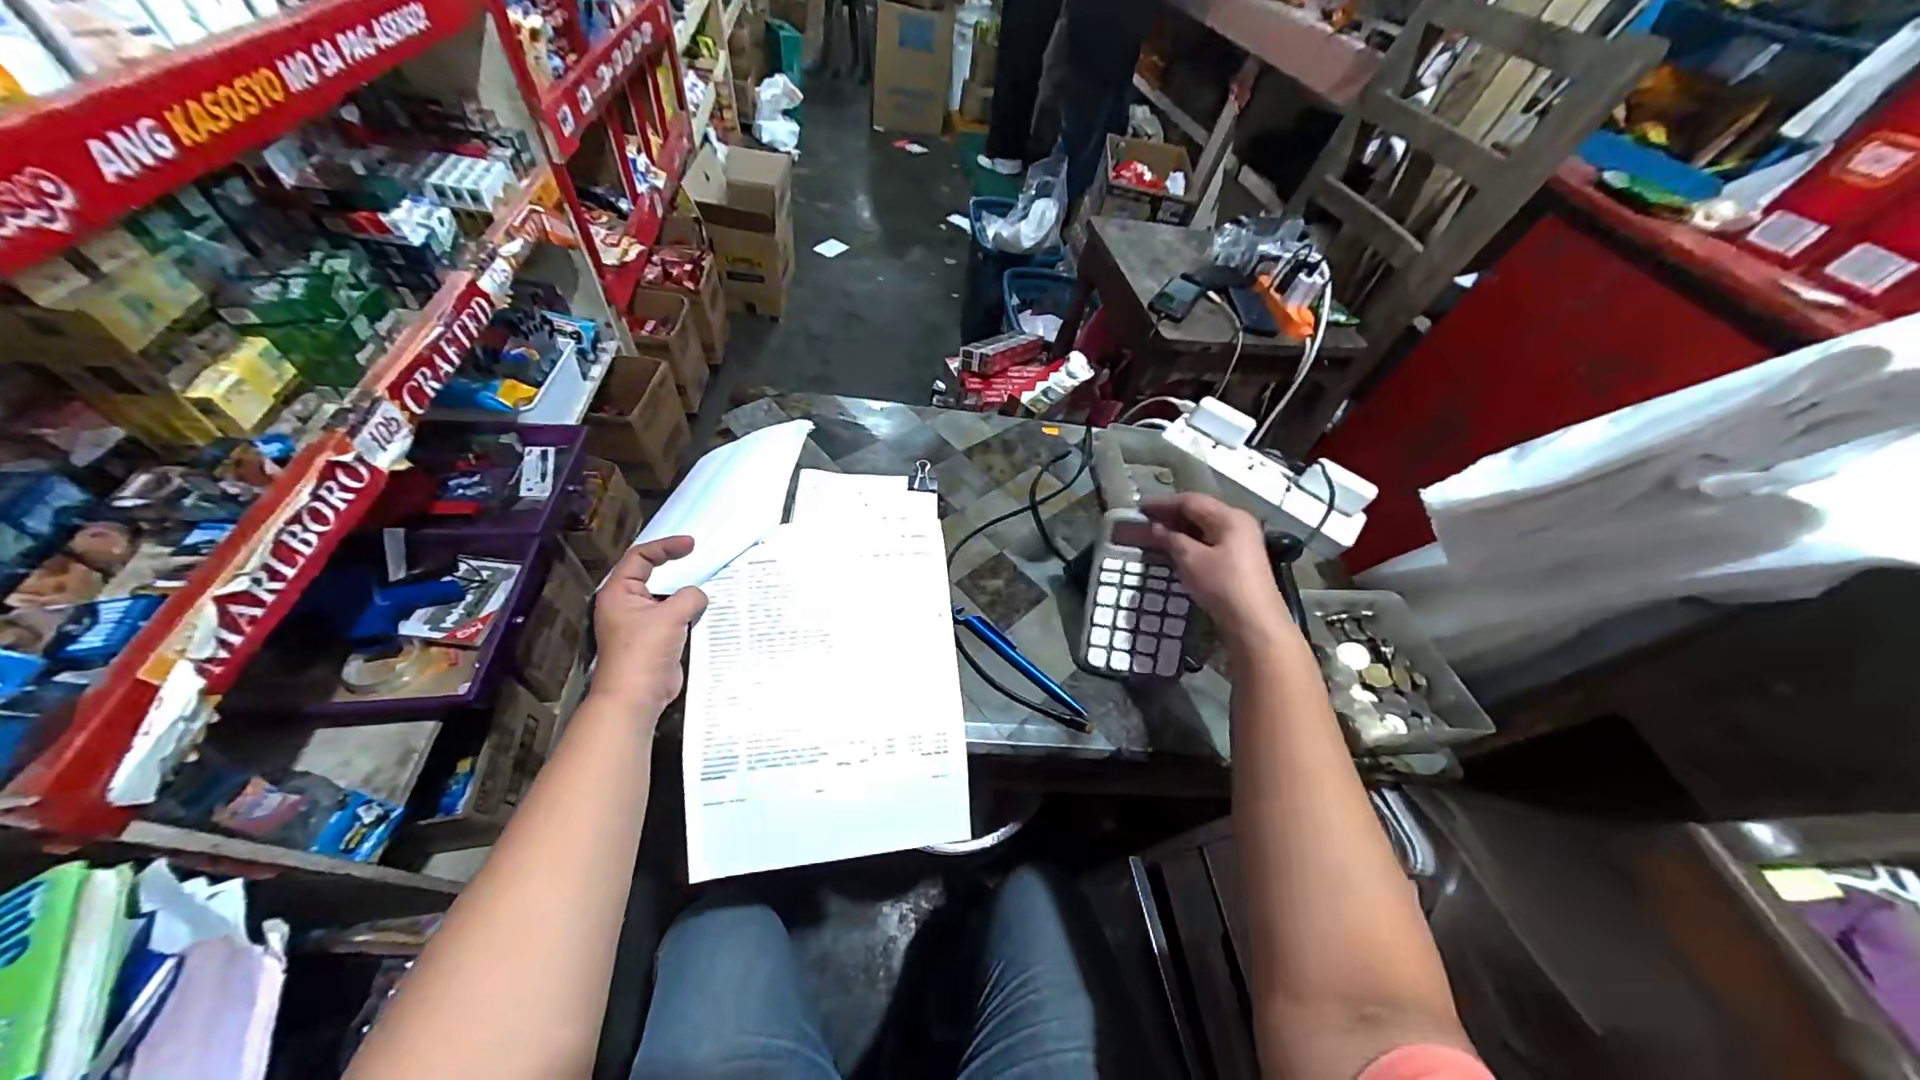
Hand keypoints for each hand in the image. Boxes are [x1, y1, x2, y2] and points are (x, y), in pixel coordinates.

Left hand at [590, 536, 707, 714]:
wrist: (635, 696)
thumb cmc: (644, 651)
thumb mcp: (670, 616)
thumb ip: (689, 596)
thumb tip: (697, 596)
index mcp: (619, 592)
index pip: (640, 557)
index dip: (666, 546)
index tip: (691, 545)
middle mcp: (626, 604)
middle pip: (652, 575)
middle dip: (675, 567)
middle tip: (699, 560)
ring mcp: (639, 623)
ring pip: (665, 598)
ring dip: (684, 593)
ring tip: (707, 585)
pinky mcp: (654, 639)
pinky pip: (673, 617)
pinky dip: (688, 612)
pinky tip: (704, 612)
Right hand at [1140, 494, 1290, 647]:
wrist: (1254, 622)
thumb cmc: (1222, 585)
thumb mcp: (1190, 559)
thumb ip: (1171, 539)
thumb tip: (1156, 527)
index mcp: (1230, 517)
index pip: (1191, 501)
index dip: (1163, 503)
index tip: (1139, 507)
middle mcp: (1238, 523)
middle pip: (1200, 511)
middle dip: (1171, 515)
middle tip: (1145, 519)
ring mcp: (1241, 541)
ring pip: (1204, 527)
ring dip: (1179, 528)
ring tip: (1155, 533)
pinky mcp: (1239, 559)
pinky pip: (1210, 541)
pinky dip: (1190, 541)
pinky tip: (1174, 548)